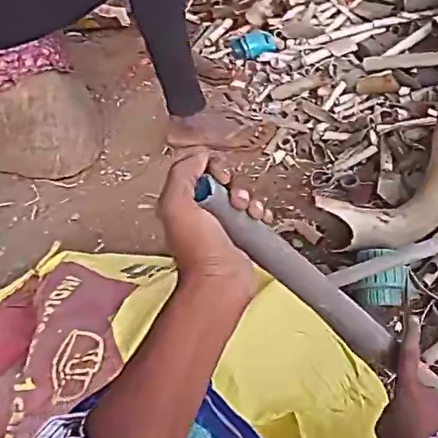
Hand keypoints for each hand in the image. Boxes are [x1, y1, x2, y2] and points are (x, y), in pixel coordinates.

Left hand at [158, 149, 262, 289]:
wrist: (221, 282)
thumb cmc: (199, 251)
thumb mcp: (177, 205)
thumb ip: (182, 174)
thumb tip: (198, 155)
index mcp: (183, 202)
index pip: (200, 169)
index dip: (213, 169)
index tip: (220, 180)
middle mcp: (202, 212)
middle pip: (224, 182)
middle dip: (235, 186)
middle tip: (235, 200)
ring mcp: (223, 225)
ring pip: (242, 196)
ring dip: (250, 199)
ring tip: (247, 212)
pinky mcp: (242, 235)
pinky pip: (255, 214)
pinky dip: (260, 213)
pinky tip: (259, 219)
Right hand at [378, 314, 437, 437]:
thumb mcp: (384, 426)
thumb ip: (390, 411)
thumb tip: (396, 410)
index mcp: (409, 386)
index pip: (408, 354)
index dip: (410, 336)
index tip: (412, 317)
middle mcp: (430, 390)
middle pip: (416, 388)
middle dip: (409, 401)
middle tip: (400, 423)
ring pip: (427, 407)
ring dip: (420, 419)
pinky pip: (436, 423)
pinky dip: (430, 432)